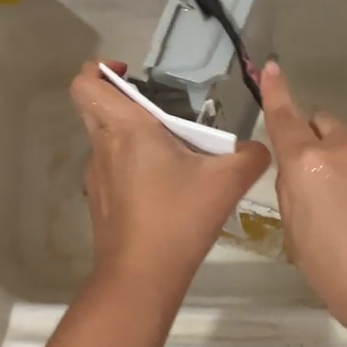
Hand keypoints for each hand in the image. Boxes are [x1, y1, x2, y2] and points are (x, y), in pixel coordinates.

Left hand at [69, 61, 270, 292]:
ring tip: (170, 148)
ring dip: (127, 132)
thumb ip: (249, 157)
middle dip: (116, 96)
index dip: (99, 69)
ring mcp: (96, 174)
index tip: (129, 74)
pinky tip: (162, 184)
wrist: (140, 276)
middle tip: (155, 105)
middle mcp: (103, 145)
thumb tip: (259, 148)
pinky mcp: (99, 199)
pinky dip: (129, 163)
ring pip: (103, 137)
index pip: (87, 84)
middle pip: (92, 105)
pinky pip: (110, 166)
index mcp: (126, 128)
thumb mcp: (226, 183)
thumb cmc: (178, 218)